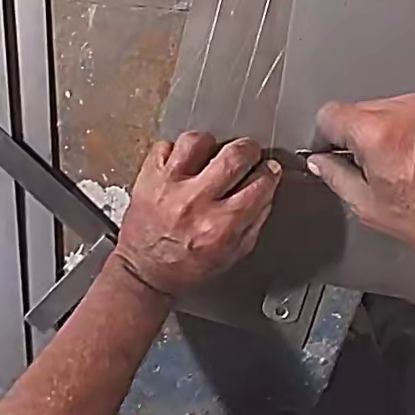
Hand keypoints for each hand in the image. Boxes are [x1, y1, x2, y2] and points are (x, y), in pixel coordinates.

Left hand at [114, 132, 281, 295]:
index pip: (259, 184)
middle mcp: (196, 202)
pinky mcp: (149, 177)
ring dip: (211, 146)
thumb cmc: (187, 267)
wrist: (144, 273)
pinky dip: (178, 151)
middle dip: (249, 151)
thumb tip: (268, 190)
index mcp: (221, 226)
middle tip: (249, 155)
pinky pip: (167, 145)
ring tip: (212, 156)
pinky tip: (184, 163)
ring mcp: (170, 186)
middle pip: (235, 155)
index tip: (269, 170)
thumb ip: (255, 221)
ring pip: (199, 141)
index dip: (270, 173)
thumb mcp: (233, 254)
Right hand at [307, 94, 414, 270]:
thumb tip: (322, 164)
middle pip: (360, 109)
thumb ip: (339, 178)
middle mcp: (406, 110)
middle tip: (369, 168)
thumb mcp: (373, 209)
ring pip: (388, 109)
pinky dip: (411, 129)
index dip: (325, 136)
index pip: (331, 114)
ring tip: (403, 167)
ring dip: (385, 131)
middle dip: (357, 135)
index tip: (330, 151)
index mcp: (380, 134)